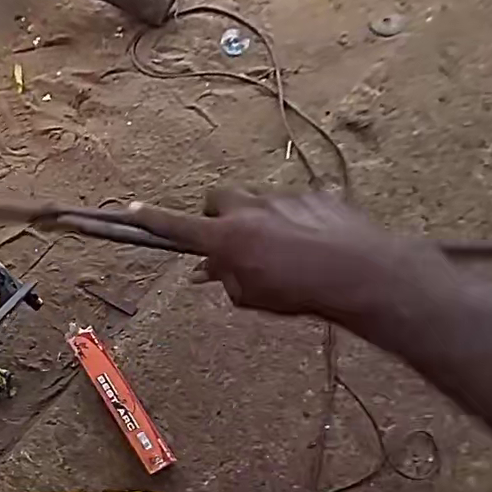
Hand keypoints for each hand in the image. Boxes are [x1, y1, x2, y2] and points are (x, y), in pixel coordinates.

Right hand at [121, 184, 454, 327]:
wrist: (359, 273)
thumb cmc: (298, 293)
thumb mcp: (250, 296)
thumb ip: (225, 277)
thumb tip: (208, 269)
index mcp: (226, 237)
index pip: (177, 226)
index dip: (152, 219)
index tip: (132, 209)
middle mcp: (249, 209)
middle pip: (217, 198)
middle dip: (216, 213)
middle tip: (229, 238)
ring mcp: (282, 198)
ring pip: (256, 202)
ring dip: (257, 219)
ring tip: (280, 249)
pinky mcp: (314, 195)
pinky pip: (293, 204)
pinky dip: (293, 221)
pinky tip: (311, 244)